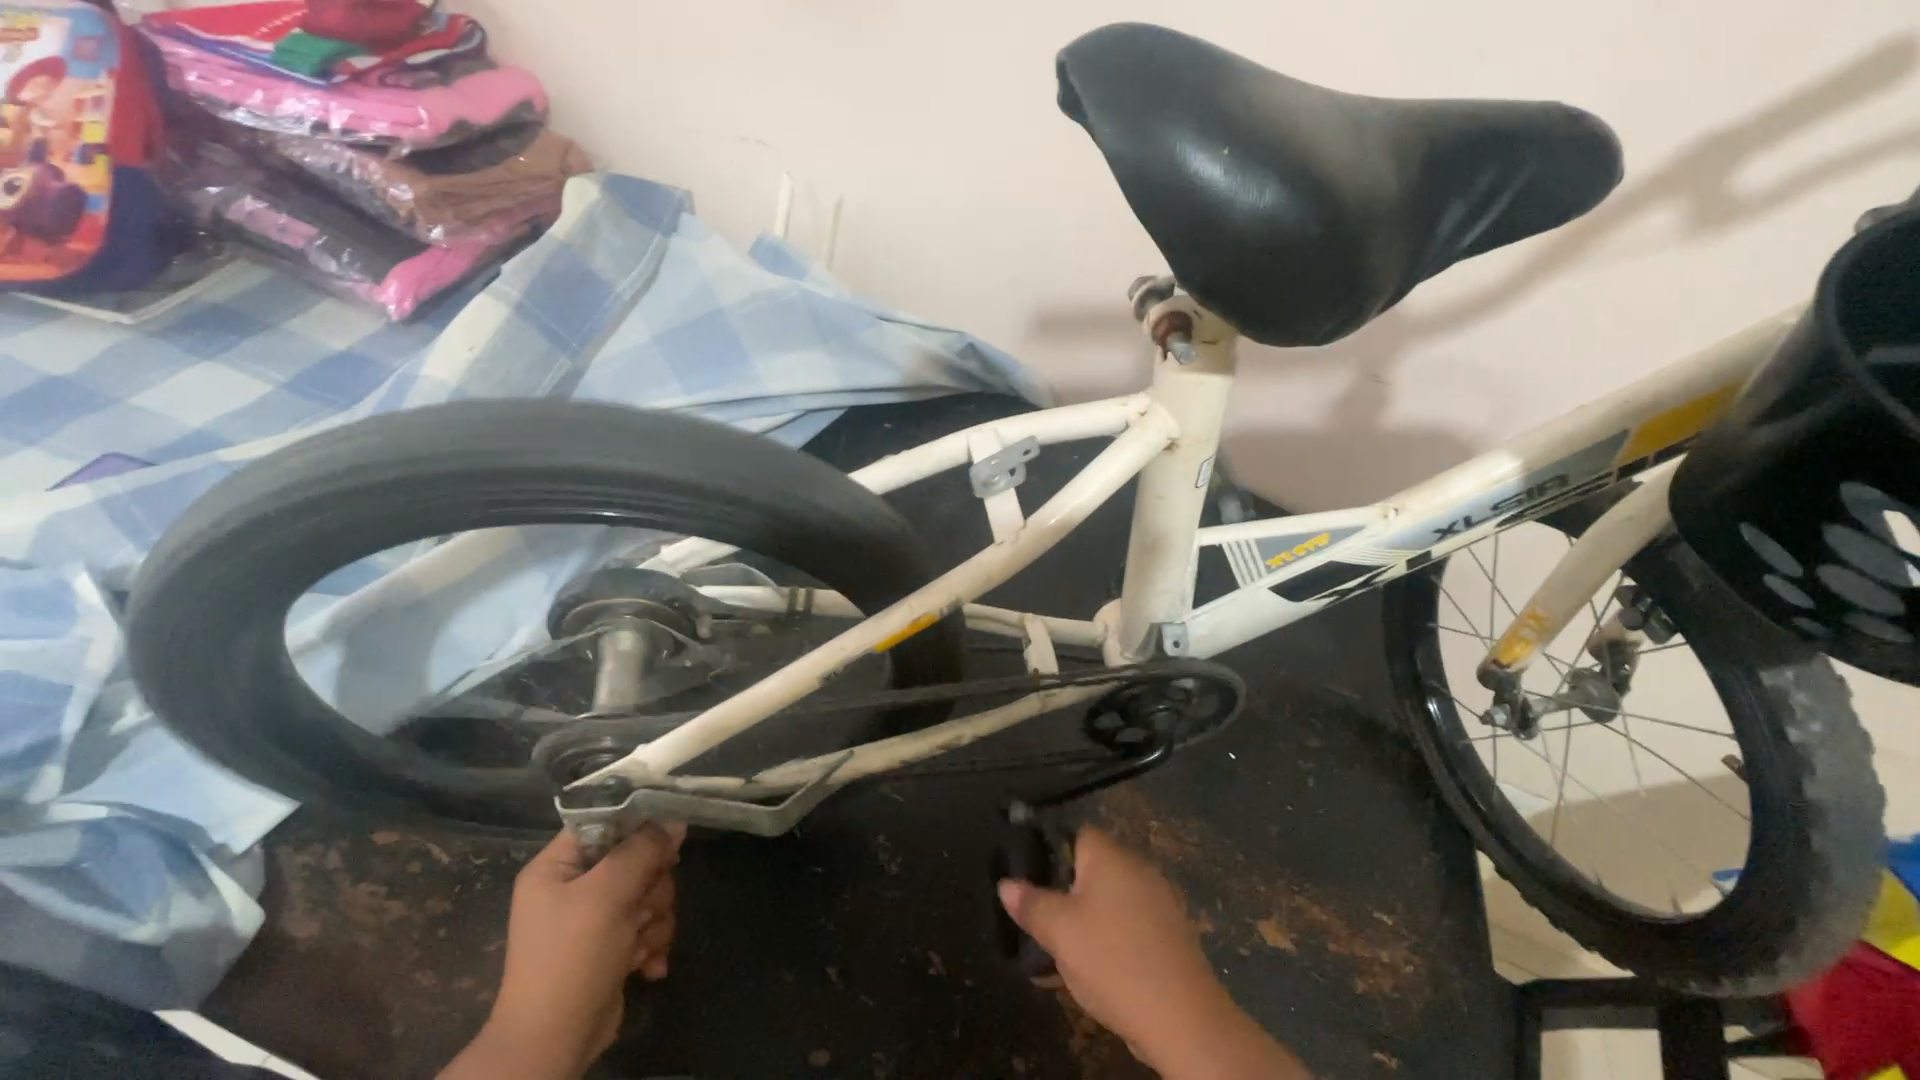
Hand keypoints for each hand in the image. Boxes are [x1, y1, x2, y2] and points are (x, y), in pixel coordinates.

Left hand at [441, 823, 684, 1079]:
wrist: (555, 1040)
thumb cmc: (571, 958)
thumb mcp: (606, 895)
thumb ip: (642, 850)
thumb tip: (675, 822)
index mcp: (557, 866)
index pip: (603, 823)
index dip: (638, 825)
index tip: (664, 840)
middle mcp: (575, 887)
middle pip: (637, 860)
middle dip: (650, 888)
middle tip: (640, 908)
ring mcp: (596, 919)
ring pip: (651, 894)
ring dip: (654, 921)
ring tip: (638, 946)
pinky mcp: (613, 946)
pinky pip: (649, 926)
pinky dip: (651, 945)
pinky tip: (645, 966)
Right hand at [998, 828, 1309, 1078]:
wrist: (1182, 1017)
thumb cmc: (1112, 960)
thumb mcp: (1059, 932)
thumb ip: (1031, 904)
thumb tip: (1006, 884)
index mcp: (1111, 857)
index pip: (1077, 834)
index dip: (1050, 851)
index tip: (1030, 880)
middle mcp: (1139, 869)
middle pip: (1094, 869)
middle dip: (1067, 893)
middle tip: (1042, 922)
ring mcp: (1161, 902)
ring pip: (1112, 901)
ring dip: (1088, 921)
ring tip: (1063, 953)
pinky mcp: (1172, 935)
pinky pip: (1131, 926)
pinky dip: (1112, 940)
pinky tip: (1098, 971)